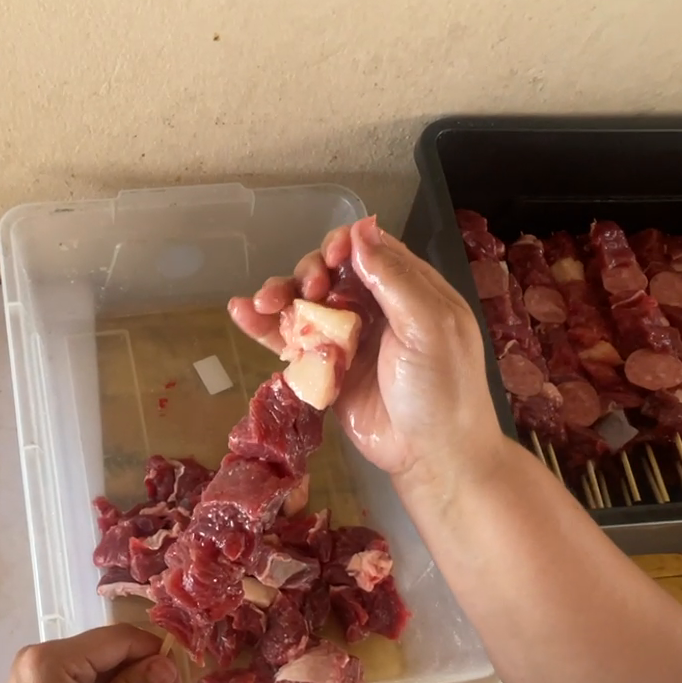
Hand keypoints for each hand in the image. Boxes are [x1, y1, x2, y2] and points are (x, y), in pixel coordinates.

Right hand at [228, 216, 504, 484]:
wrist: (430, 454)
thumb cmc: (441, 387)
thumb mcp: (429, 326)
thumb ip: (395, 278)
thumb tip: (361, 228)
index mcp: (407, 290)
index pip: (368, 249)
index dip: (343, 246)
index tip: (330, 261)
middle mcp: (373, 308)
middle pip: (328, 272)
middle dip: (309, 272)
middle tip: (308, 292)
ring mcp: (345, 340)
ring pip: (304, 303)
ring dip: (279, 295)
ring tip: (261, 303)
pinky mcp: (323, 370)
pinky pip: (290, 341)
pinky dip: (264, 326)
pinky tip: (240, 312)